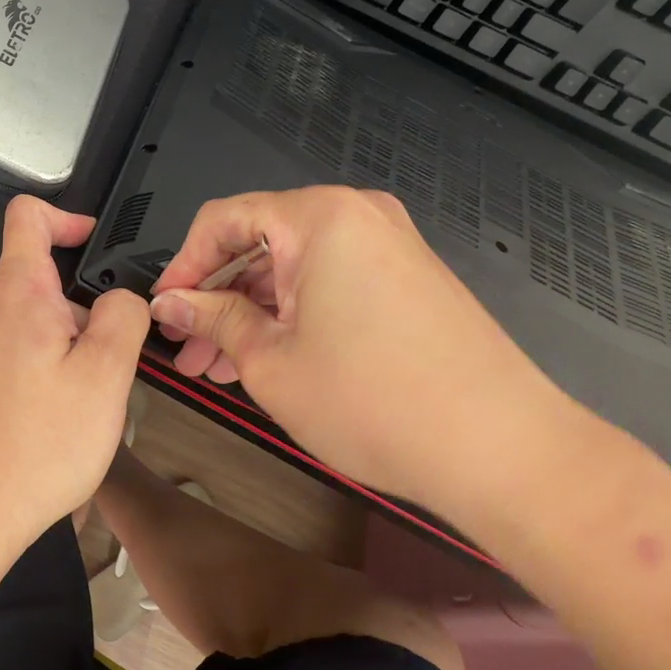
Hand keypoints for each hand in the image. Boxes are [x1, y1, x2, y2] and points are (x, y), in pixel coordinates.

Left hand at [0, 196, 151, 549]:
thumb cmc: (39, 443)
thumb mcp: (106, 375)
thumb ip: (123, 317)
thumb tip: (121, 297)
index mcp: (17, 290)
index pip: (29, 214)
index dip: (67, 216)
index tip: (95, 245)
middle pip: (38, 270)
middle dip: (81, 299)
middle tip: (110, 351)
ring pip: (32, 311)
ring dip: (68, 335)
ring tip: (88, 390)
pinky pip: (16, 342)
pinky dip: (46, 358)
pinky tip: (60, 409)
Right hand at [148, 187, 578, 511]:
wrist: (507, 452)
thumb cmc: (375, 401)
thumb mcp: (270, 361)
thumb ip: (212, 319)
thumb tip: (170, 304)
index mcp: (319, 218)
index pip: (222, 220)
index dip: (182, 265)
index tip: (163, 310)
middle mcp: (357, 217)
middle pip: (259, 244)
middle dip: (216, 298)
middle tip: (187, 350)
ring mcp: (390, 247)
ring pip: (293, 269)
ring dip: (251, 313)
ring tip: (218, 368)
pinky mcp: (410, 280)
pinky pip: (330, 283)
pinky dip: (293, 316)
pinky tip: (267, 360)